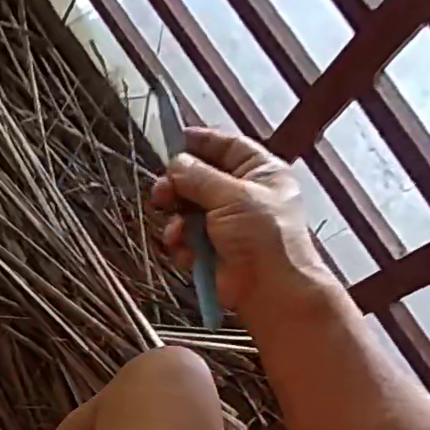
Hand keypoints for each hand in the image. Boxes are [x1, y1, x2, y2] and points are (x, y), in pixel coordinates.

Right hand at [150, 127, 335, 322]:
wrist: (269, 287)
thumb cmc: (264, 237)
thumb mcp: (233, 196)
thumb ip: (200, 178)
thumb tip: (175, 163)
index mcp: (259, 173)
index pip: (226, 148)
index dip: (201, 144)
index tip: (174, 141)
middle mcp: (241, 196)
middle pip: (199, 182)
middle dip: (178, 188)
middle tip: (160, 193)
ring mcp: (224, 225)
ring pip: (187, 213)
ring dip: (176, 221)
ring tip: (176, 231)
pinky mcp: (210, 251)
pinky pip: (185, 240)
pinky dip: (181, 245)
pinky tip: (184, 250)